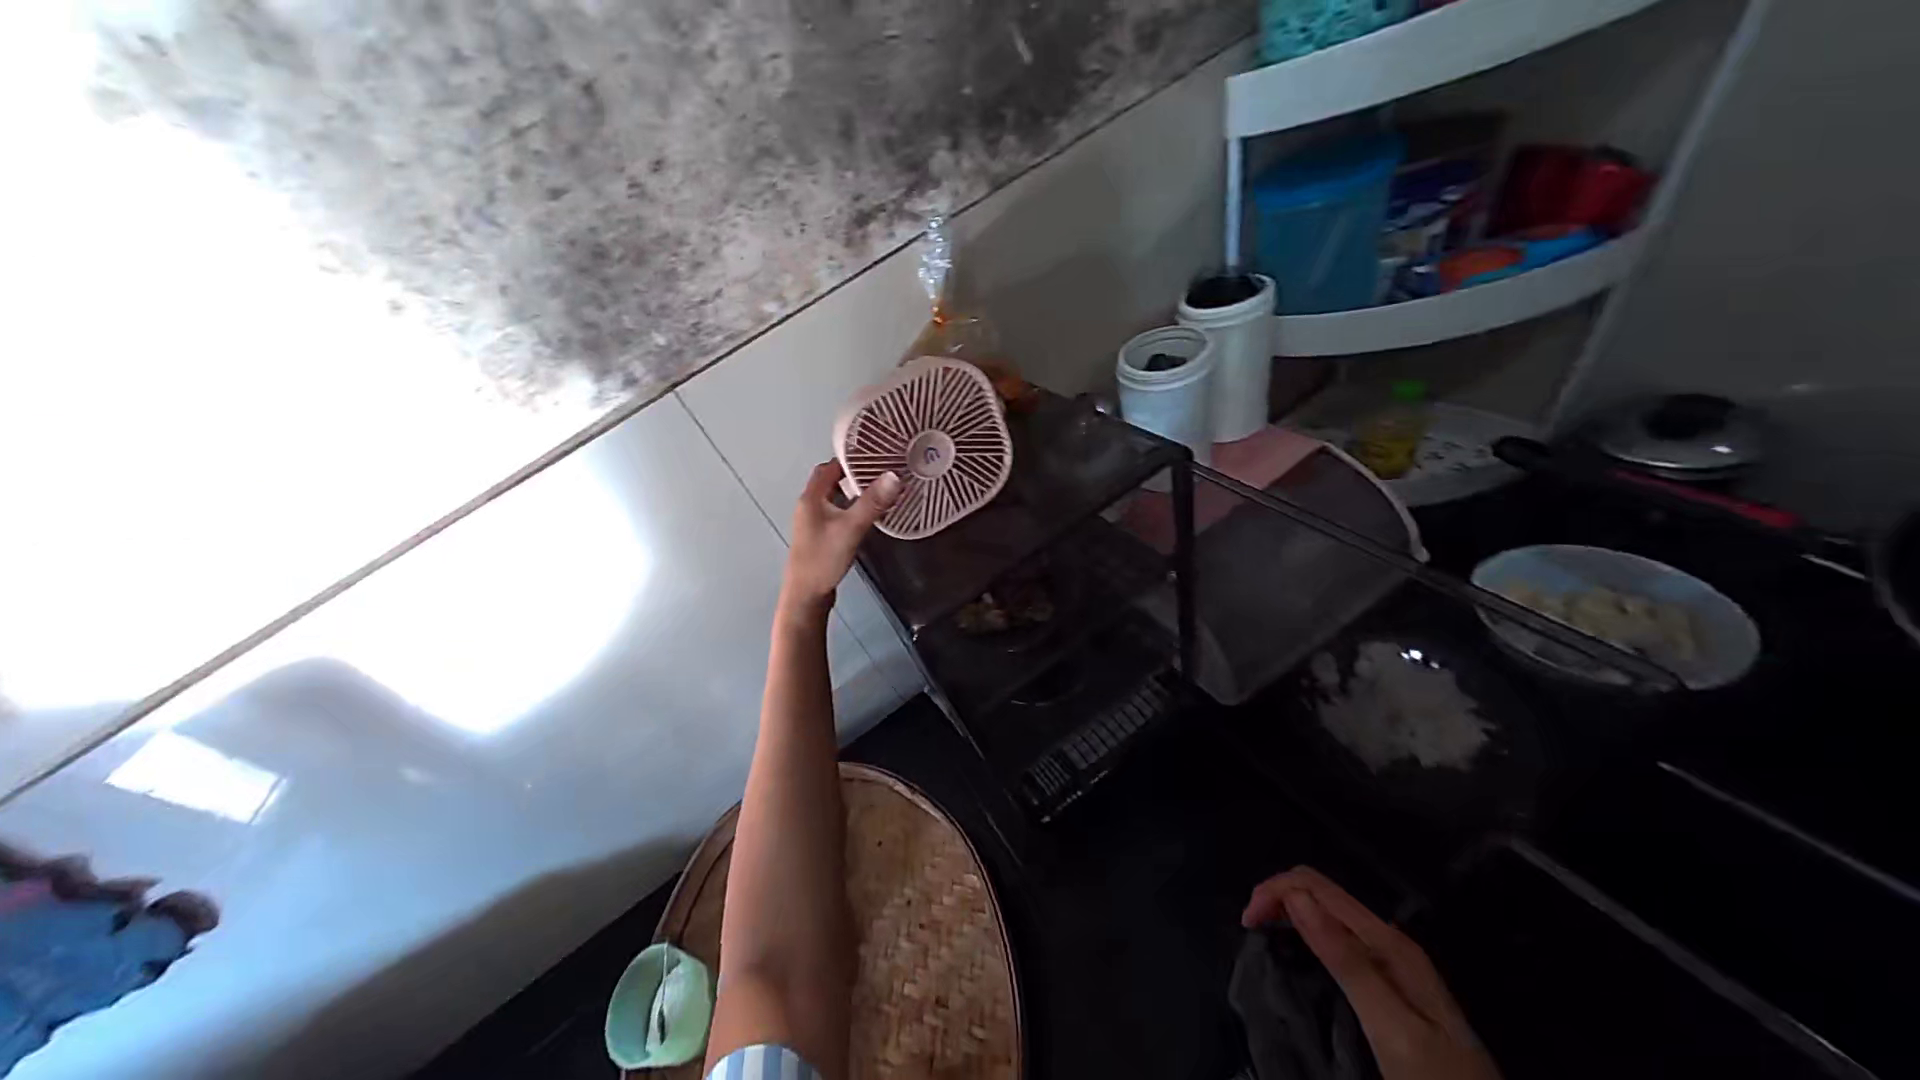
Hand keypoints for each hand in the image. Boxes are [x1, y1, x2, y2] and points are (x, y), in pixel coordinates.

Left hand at [780, 461, 901, 615]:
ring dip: (852, 492)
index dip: (849, 459)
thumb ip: (872, 502)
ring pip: (834, 498)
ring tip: (879, 489)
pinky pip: (836, 513)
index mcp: (811, 498)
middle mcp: (809, 506)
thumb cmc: (823, 559)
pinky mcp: (820, 536)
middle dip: (853, 474)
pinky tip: (867, 515)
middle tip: (880, 471)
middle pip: (830, 481)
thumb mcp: (851, 528)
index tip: (874, 455)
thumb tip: (894, 476)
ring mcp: (813, 522)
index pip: (829, 467)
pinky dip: (850, 508)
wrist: (806, 595)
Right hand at [1243, 867, 1500, 1079]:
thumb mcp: (1393, 1030)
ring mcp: (1391, 962)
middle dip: (1280, 896)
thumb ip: (1346, 961)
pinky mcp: (1388, 982)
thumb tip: (1297, 897)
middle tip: (1250, 929)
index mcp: (1389, 945)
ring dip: (1291, 911)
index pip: (1319, 887)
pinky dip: (1307, 931)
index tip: (1247, 925)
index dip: (1277, 891)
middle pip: (1322, 892)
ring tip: (1264, 935)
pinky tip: (1297, 952)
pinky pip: (1338, 936)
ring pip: (1328, 912)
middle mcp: (1389, 943)